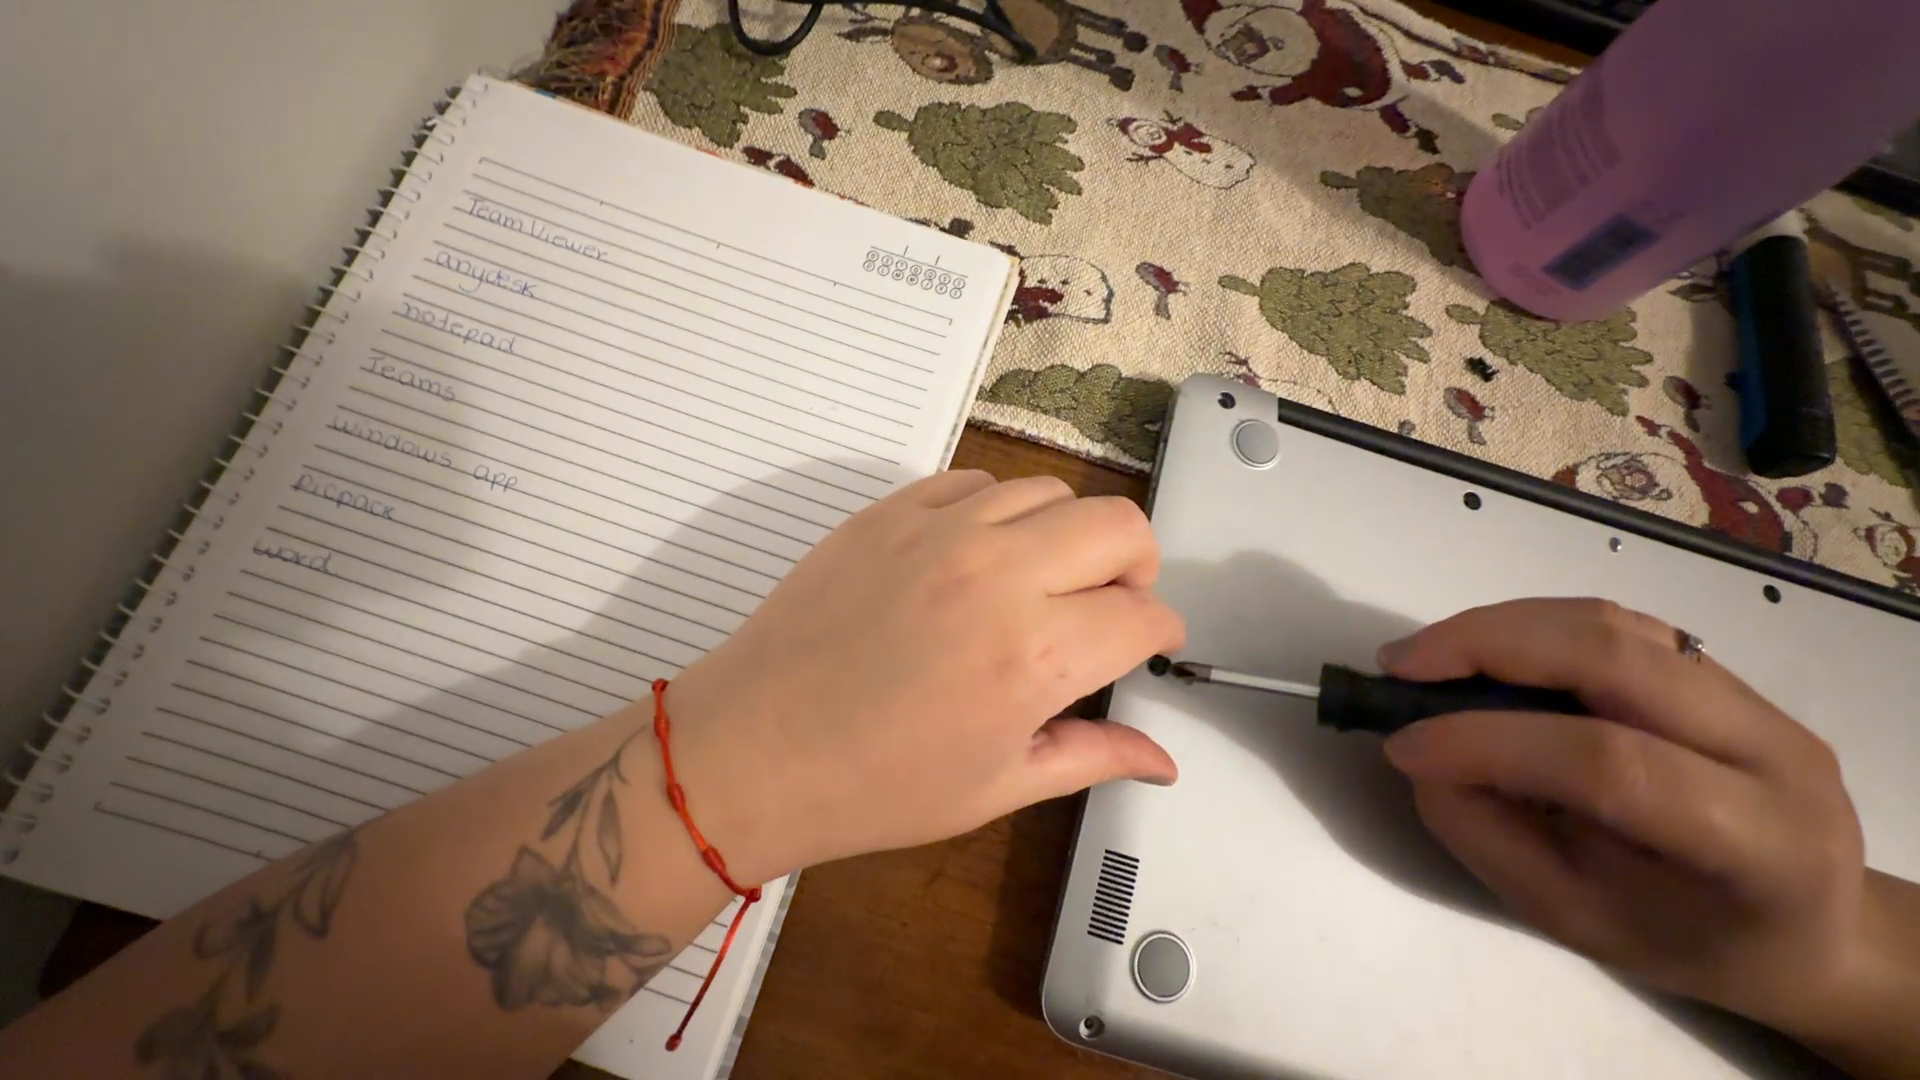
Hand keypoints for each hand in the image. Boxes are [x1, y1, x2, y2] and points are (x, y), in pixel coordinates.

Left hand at [663, 471, 1183, 883]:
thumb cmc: (875, 785)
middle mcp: (999, 573)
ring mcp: (940, 530)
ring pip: (1050, 493)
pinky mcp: (890, 510)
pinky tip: (976, 556)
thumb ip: (1092, 757)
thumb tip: (1163, 761)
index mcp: (1035, 654)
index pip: (1144, 615)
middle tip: (1108, 606)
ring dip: (1067, 535)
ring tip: (1040, 580)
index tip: (1147, 645)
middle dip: (1137, 565)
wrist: (753, 750)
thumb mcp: (997, 785)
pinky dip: (997, 512)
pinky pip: (975, 482)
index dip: (1160, 633)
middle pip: (1120, 525)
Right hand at [1376, 598, 1868, 1034]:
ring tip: (1424, 655)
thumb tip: (1420, 756)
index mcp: (1754, 842)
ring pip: (1606, 623)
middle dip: (1483, 646)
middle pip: (1611, 657)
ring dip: (1496, 627)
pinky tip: (1479, 651)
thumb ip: (1486, 836)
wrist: (1802, 923)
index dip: (1487, 743)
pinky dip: (1525, 626)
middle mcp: (1770, 750)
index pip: (1608, 763)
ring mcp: (1748, 697)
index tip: (1401, 745)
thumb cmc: (1678, 936)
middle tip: (1398, 665)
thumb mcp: (1569, 916)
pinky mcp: (1711, 669)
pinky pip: (1608, 623)